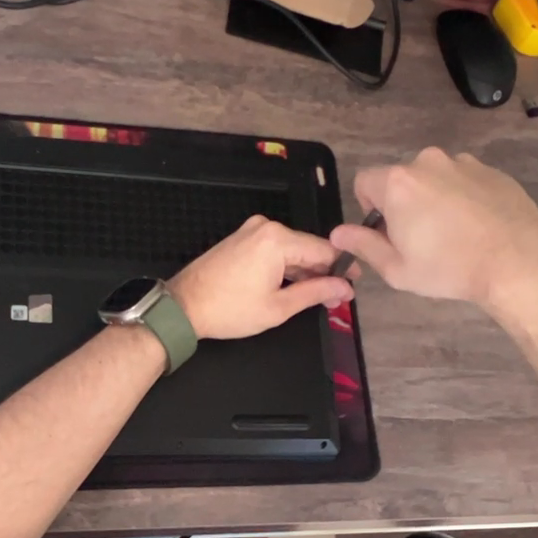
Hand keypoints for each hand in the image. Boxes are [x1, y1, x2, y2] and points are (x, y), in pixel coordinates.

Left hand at [167, 216, 353, 340]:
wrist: (184, 307)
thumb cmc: (229, 310)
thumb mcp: (278, 307)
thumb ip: (315, 293)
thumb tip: (343, 288)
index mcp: (278, 239)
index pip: (323, 248)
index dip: (342, 267)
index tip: (354, 284)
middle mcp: (266, 227)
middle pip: (307, 248)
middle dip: (324, 272)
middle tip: (337, 297)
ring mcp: (251, 231)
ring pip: (291, 250)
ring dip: (305, 272)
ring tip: (318, 296)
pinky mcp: (241, 240)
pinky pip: (274, 250)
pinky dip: (286, 268)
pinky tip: (294, 287)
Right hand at [329, 148, 537, 311]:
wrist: (516, 261)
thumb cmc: (448, 269)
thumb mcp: (397, 268)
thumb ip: (364, 245)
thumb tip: (338, 233)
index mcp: (398, 183)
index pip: (364, 181)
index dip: (368, 208)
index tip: (385, 232)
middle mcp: (428, 162)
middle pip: (400, 179)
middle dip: (402, 204)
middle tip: (418, 240)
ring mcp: (463, 163)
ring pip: (433, 180)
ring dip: (432, 201)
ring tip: (450, 236)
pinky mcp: (491, 171)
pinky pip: (463, 182)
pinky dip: (461, 200)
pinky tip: (474, 229)